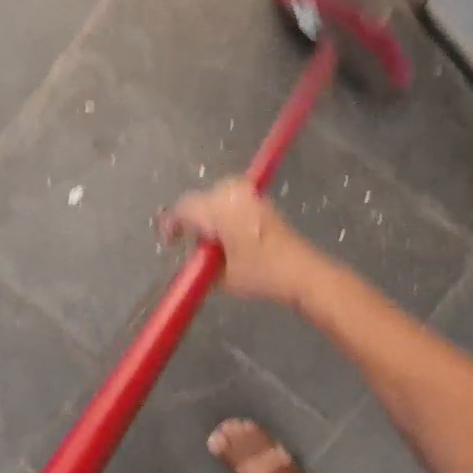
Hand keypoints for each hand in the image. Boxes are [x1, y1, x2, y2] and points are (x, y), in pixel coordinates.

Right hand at [160, 177, 321, 302]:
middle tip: (190, 241)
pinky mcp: (263, 203)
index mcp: (219, 210)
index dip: (172, 223)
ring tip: (210, 240)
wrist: (302, 271)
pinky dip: (226, 213)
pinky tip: (229, 235)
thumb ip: (200, 264)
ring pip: (219, 196)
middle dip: (192, 217)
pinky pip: (235, 200)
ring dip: (210, 214)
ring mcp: (250, 196)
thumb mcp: (220, 277)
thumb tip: (192, 259)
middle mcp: (233, 196)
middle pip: (201, 199)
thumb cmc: (260, 274)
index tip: (170, 241)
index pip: (185, 208)